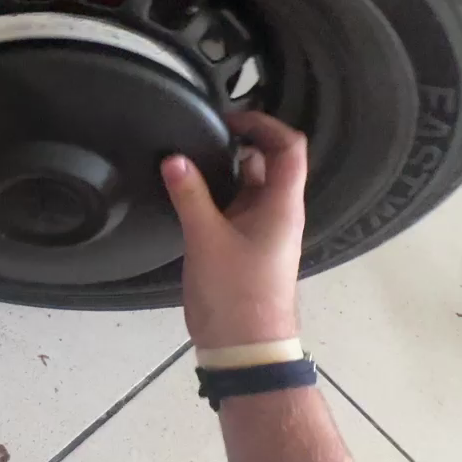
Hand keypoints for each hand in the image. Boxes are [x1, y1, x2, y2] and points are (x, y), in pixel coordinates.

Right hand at [160, 111, 307, 350]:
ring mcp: (256, 228)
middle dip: (235, 143)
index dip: (264, 124)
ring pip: (244, 184)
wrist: (242, 344)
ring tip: (185, 155)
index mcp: (281, 206)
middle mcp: (274, 212)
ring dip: (220, 168)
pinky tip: (182, 188)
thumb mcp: (207, 238)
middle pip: (265, 163)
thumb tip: (173, 158)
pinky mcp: (237, 243)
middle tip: (198, 132)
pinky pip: (228, 205)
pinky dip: (210, 191)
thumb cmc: (236, 292)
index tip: (228, 117)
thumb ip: (189, 195)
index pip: (288, 149)